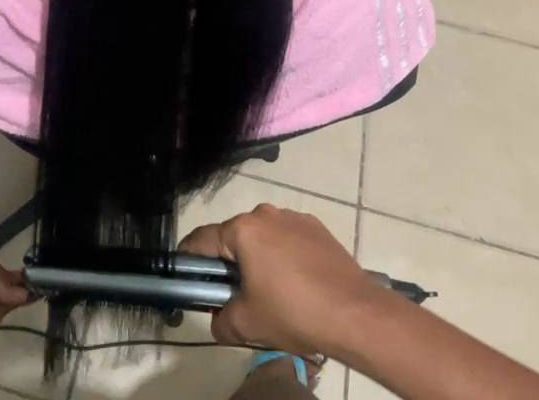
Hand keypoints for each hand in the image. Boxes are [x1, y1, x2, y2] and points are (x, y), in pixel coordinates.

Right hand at [178, 205, 386, 355]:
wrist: (355, 314)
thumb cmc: (294, 313)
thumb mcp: (247, 323)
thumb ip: (220, 319)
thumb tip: (218, 317)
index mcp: (243, 230)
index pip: (202, 240)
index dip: (188, 258)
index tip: (183, 274)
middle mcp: (266, 215)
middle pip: (235, 238)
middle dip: (229, 264)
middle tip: (232, 295)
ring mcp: (295, 218)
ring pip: (264, 238)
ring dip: (259, 259)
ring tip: (270, 293)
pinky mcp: (318, 229)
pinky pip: (288, 240)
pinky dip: (284, 258)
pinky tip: (296, 285)